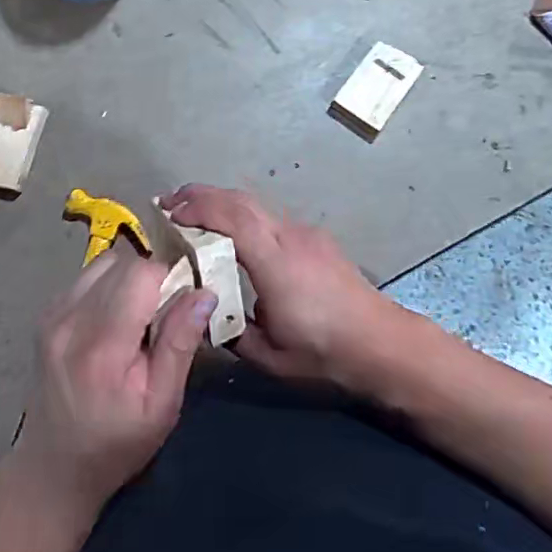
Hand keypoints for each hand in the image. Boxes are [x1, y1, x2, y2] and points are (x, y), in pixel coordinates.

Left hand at [9, 249, 215, 517]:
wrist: (54, 467)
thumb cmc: (116, 443)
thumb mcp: (162, 404)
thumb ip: (180, 344)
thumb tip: (204, 293)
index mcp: (101, 347)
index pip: (140, 274)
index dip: (170, 279)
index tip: (183, 304)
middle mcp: (70, 320)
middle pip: (124, 262)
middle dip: (153, 277)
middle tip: (166, 313)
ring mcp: (53, 314)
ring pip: (105, 262)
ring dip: (131, 277)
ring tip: (141, 314)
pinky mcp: (47, 314)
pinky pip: (88, 276)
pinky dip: (110, 285)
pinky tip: (117, 318)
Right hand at [163, 184, 421, 391]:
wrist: (382, 343)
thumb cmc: (324, 353)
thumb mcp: (269, 356)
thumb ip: (230, 333)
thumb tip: (203, 315)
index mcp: (277, 265)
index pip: (234, 219)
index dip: (199, 209)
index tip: (169, 213)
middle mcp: (291, 238)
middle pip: (242, 200)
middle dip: (202, 195)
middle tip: (169, 203)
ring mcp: (306, 234)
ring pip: (257, 205)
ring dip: (222, 203)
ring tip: (193, 214)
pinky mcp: (315, 238)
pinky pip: (270, 217)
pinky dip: (241, 215)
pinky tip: (232, 233)